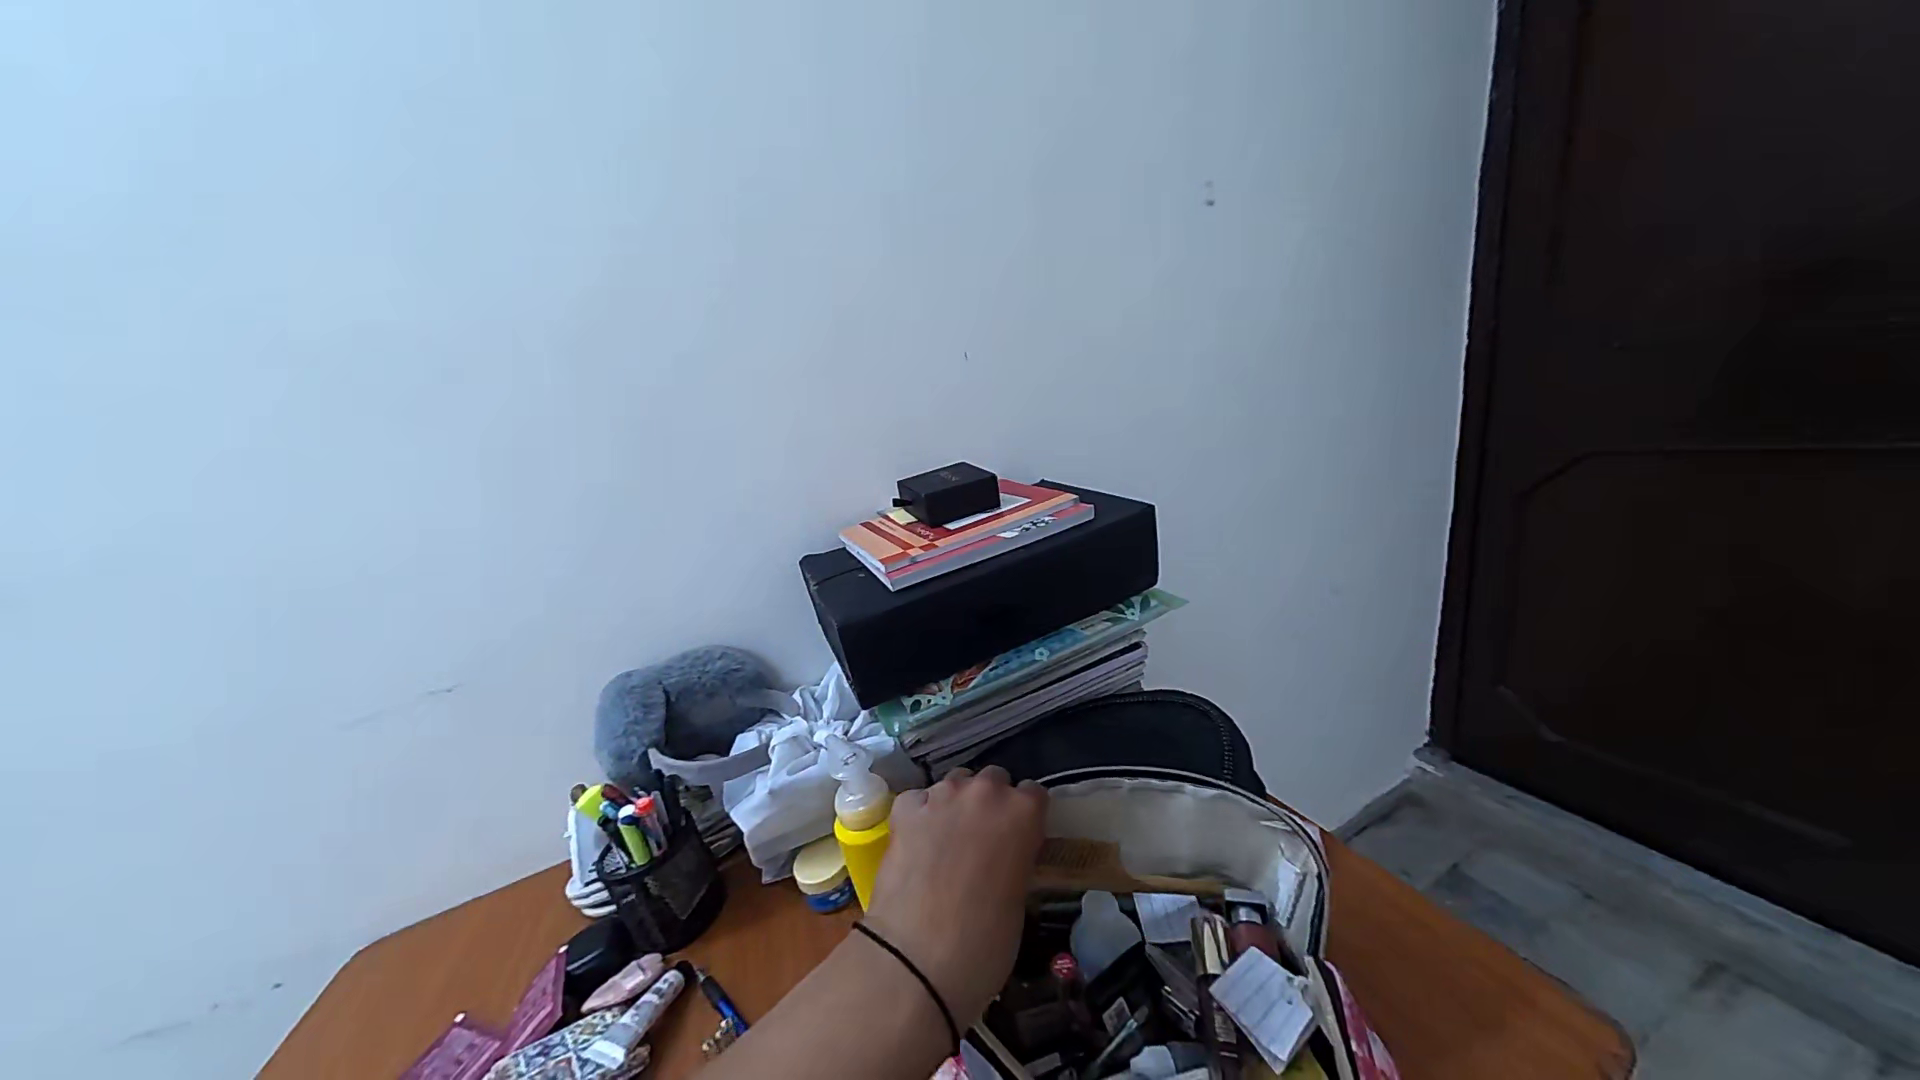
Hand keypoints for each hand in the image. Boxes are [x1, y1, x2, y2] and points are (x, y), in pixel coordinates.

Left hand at [860, 765, 1048, 1026]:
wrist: (917, 958)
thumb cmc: (984, 944)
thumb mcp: (1018, 900)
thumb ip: (1015, 862)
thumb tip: (1002, 861)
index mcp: (1023, 813)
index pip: (1034, 793)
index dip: (1027, 815)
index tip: (1020, 836)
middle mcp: (985, 793)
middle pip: (993, 779)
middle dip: (990, 801)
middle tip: (983, 838)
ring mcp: (942, 795)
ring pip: (954, 782)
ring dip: (955, 803)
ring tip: (946, 839)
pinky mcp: (905, 808)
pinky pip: (918, 799)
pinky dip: (919, 814)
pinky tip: (916, 842)